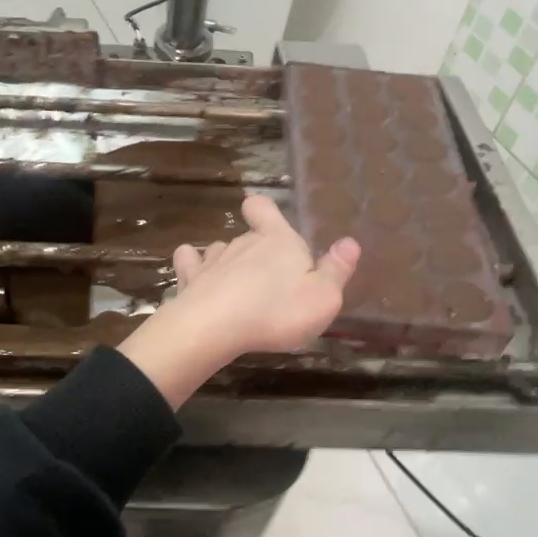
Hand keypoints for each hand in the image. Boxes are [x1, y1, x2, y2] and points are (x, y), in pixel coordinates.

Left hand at [117, 195, 357, 407]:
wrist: (215, 327)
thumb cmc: (277, 311)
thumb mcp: (323, 297)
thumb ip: (336, 270)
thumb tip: (349, 242)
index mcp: (277, 240)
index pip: (264, 209)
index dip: (265, 211)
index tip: (267, 220)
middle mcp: (242, 242)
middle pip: (248, 237)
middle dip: (256, 253)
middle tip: (269, 283)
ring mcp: (212, 260)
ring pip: (219, 251)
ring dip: (226, 264)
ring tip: (235, 289)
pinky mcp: (189, 281)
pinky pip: (188, 265)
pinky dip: (191, 270)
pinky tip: (197, 284)